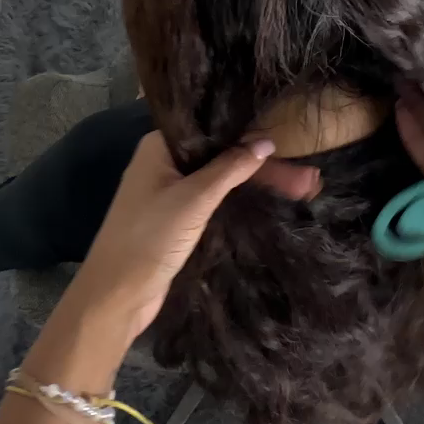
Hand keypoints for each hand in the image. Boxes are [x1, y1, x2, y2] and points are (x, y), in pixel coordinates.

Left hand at [66, 132, 309, 343]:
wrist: (115, 298)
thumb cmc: (149, 238)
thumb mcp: (194, 199)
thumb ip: (229, 168)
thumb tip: (265, 140)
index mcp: (159, 146)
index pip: (209, 125)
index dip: (246, 126)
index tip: (284, 128)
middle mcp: (163, 162)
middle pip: (220, 154)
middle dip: (262, 164)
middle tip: (307, 175)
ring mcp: (170, 191)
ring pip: (220, 177)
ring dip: (256, 182)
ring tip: (303, 188)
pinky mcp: (176, 219)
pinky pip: (214, 199)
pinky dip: (240, 198)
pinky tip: (269, 199)